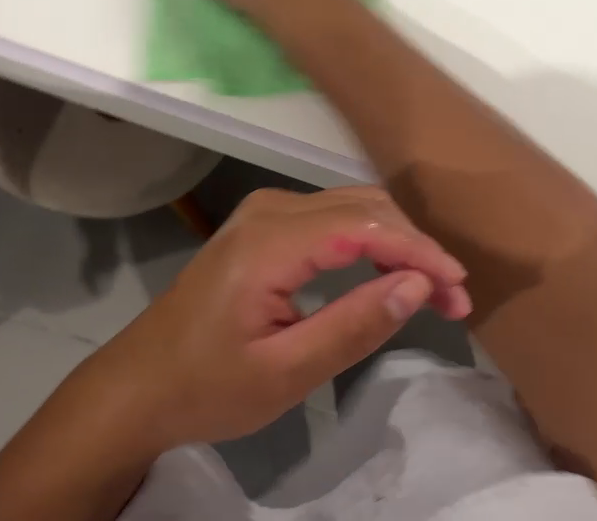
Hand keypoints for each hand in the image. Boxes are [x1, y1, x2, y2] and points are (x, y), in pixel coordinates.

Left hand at [100, 187, 472, 449]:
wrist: (138, 386)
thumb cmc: (207, 388)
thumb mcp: (285, 373)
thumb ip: (354, 326)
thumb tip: (417, 285)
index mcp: (270, 243)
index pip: (365, 227)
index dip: (418, 252)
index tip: (458, 288)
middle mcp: (271, 210)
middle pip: (364, 207)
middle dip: (414, 247)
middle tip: (451, 299)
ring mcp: (265, 212)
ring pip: (352, 207)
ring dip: (397, 241)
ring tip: (430, 290)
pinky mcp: (264, 224)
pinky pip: (333, 217)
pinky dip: (370, 240)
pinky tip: (388, 273)